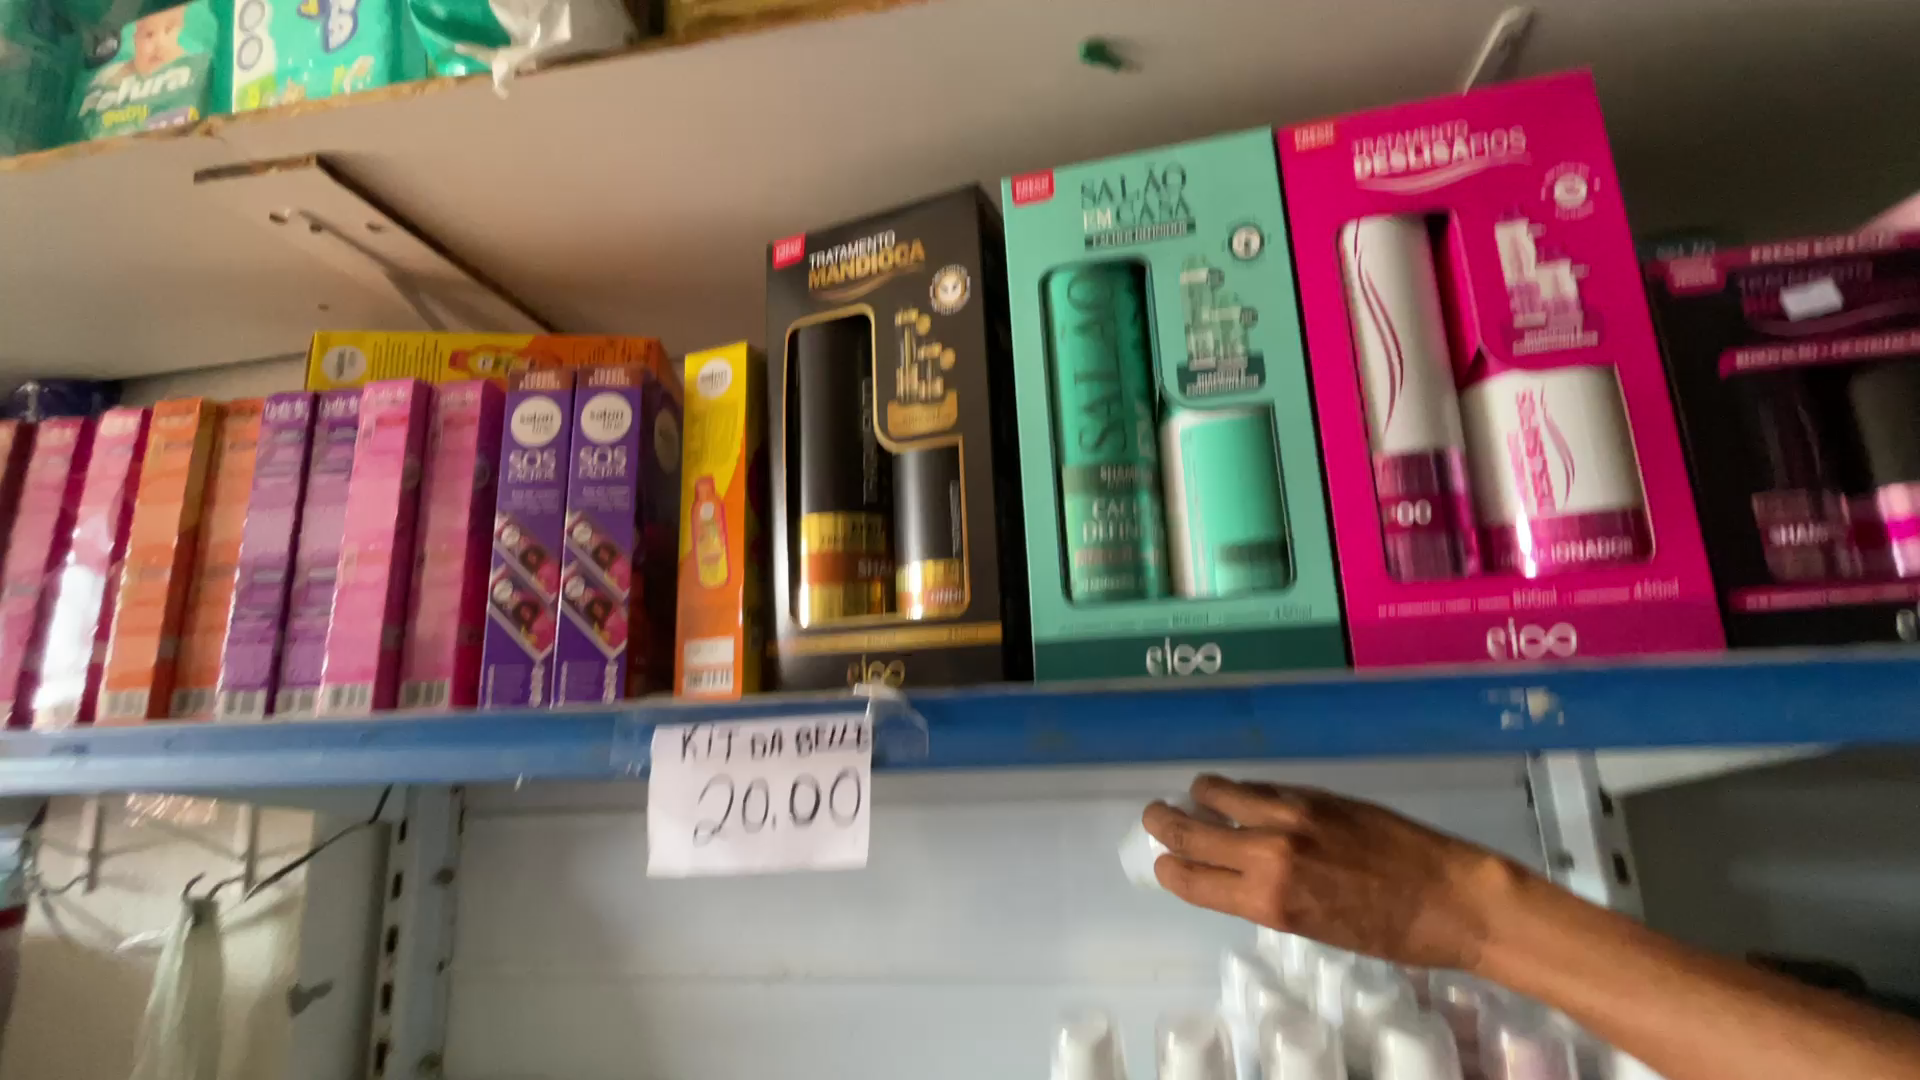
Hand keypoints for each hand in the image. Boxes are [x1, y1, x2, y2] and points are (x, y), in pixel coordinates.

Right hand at [1142, 775, 1527, 972]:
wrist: (1454, 899)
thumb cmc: (1388, 933)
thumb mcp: (1313, 928)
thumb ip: (1263, 894)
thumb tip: (1228, 868)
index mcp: (1268, 901)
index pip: (1188, 877)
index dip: (1166, 867)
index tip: (1162, 861)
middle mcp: (1268, 853)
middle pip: (1185, 828)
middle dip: (1160, 821)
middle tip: (1155, 816)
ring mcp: (1287, 816)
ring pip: (1212, 790)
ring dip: (1201, 797)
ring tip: (1207, 801)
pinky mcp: (1309, 793)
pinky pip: (1255, 786)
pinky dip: (1243, 793)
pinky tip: (1254, 802)